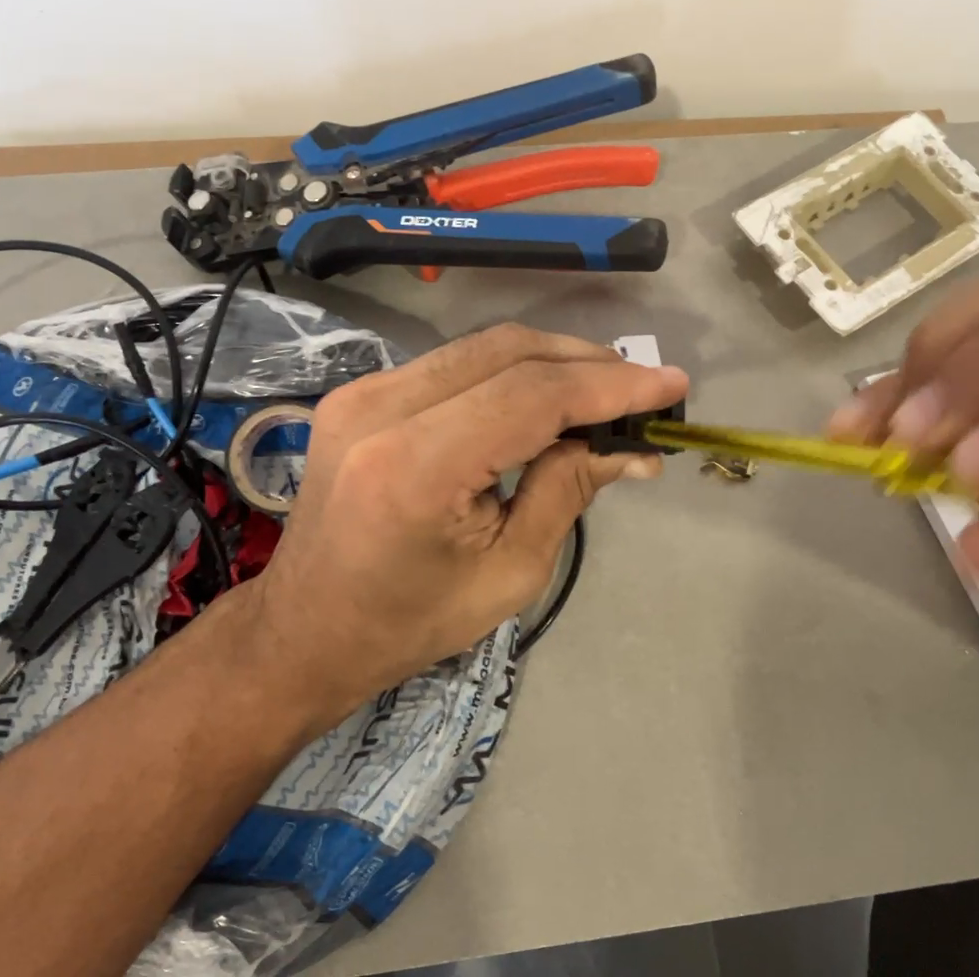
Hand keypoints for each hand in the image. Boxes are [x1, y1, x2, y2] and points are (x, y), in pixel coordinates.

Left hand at [229, 323, 687, 719]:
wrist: (308, 629)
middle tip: (642, 390)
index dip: (611, 386)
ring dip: (549, 362)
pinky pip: (450, 365)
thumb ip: (566, 491)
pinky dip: (506, 373)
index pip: (533, 396)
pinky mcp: (356, 395)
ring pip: (479, 348)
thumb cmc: (410, 622)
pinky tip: (541, 399)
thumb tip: (629, 447)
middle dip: (586, 363)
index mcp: (414, 466)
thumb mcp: (508, 573)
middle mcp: (380, 409)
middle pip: (507, 352)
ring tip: (603, 393)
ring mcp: (359, 394)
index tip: (671, 385)